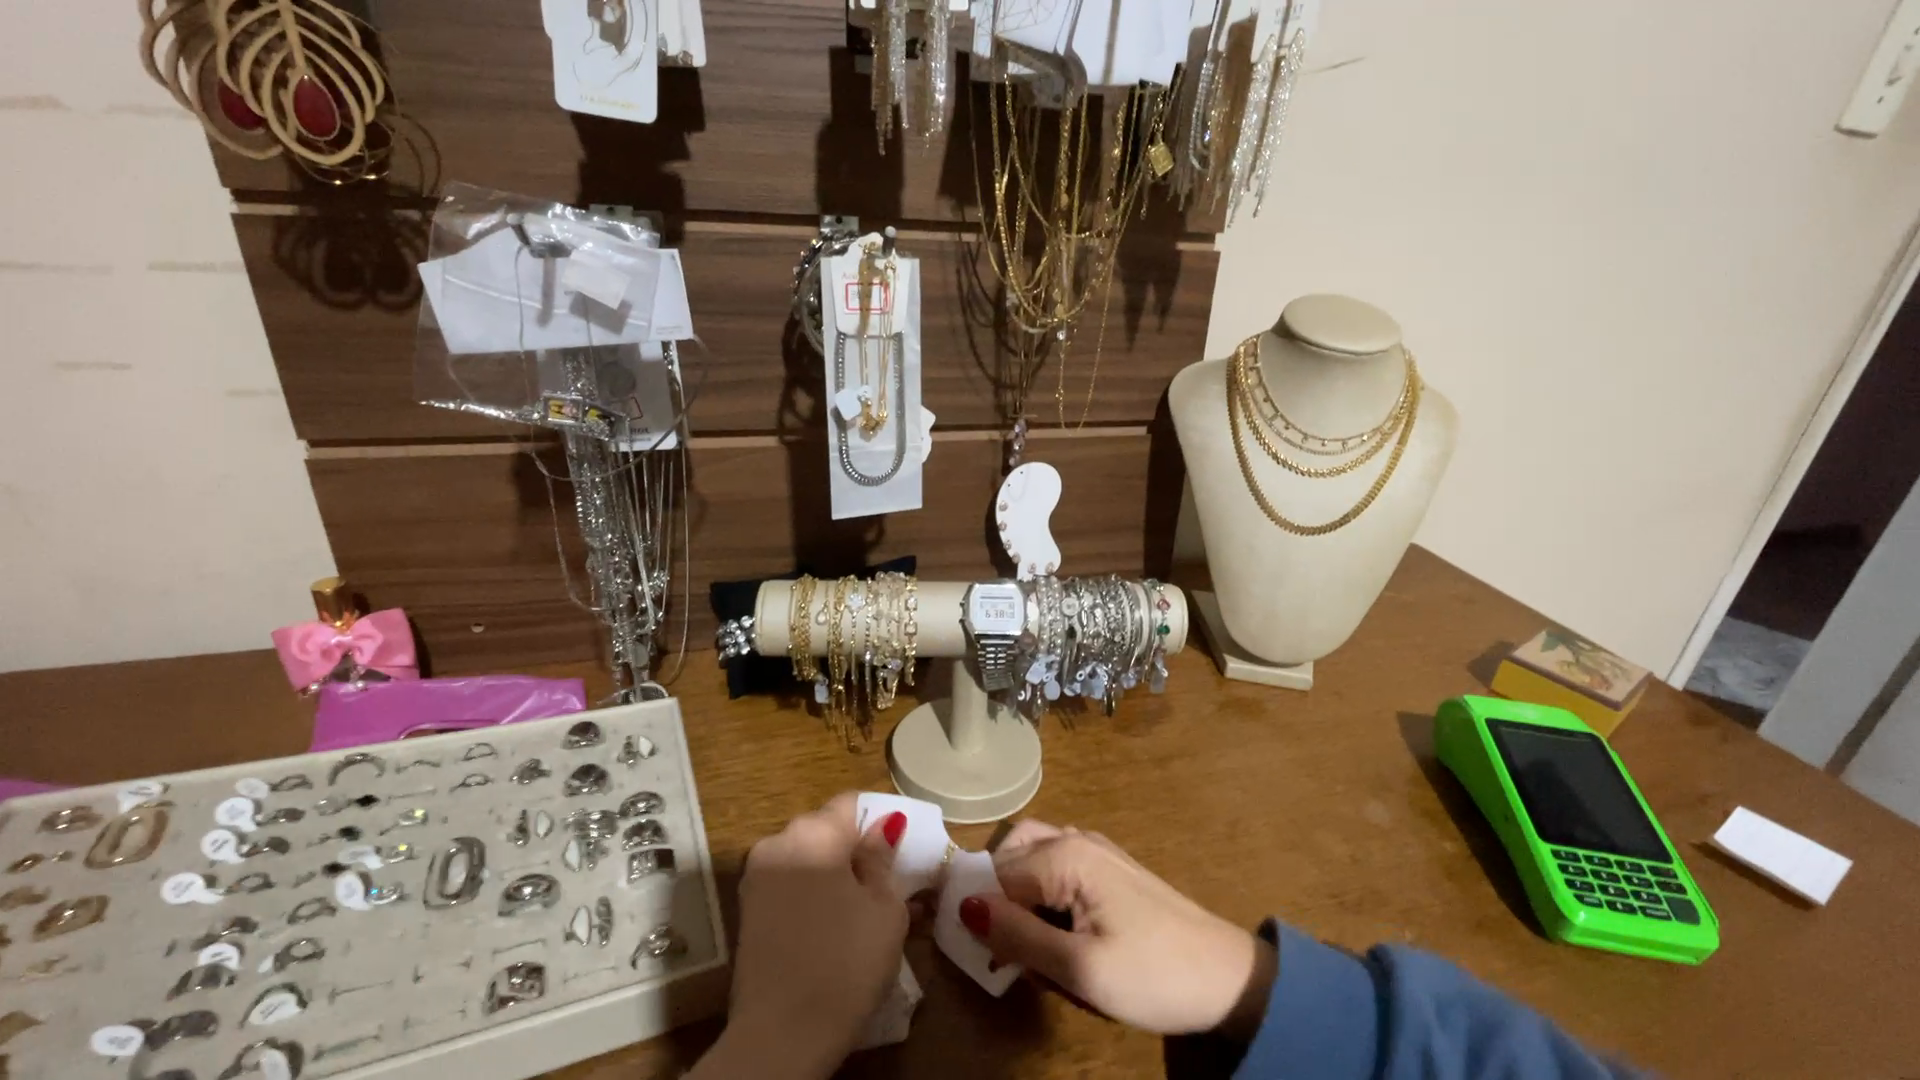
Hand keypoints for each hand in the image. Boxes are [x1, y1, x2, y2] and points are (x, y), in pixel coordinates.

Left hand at [694, 794, 908, 1079]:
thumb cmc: (846, 963)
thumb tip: (882, 826)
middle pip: (824, 828)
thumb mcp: (885, 909)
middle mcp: (777, 842)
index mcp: (813, 833)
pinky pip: (788, 884)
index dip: (878, 820)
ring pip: (805, 857)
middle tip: (884, 883)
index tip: (897, 850)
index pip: (851, 803)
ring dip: (831, 872)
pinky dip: (810, 894)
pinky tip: (831, 927)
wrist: (781, 1034)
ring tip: (860, 910)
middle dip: (853, 847)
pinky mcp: (746, 909)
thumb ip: (881, 859)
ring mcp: (756, 877)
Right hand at [959, 822, 1276, 1036]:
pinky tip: (1063, 941)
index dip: (981, 914)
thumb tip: (963, 906)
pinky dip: (1045, 901)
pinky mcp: (1108, 869)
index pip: (992, 874)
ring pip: (1030, 863)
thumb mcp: (1080, 968)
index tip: (987, 958)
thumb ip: (1018, 936)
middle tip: (1015, 956)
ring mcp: (1094, 850)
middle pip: (1007, 859)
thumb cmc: (1153, 975)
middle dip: (1002, 905)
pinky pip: (1056, 872)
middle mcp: (1074, 838)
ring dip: (1022, 903)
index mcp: (1064, 855)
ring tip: (1037, 951)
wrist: (1228, 979)